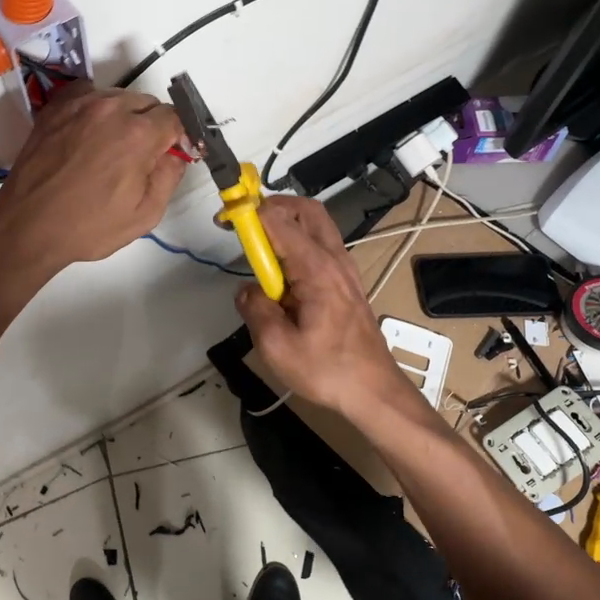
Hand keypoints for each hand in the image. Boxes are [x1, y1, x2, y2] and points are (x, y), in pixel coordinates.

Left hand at [0, 82, 186, 276]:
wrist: (27, 226)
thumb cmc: (88, 227)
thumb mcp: (144, 215)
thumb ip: (169, 176)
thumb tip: (174, 153)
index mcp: (138, 134)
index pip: (174, 117)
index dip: (177, 136)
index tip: (170, 153)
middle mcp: (110, 109)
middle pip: (146, 103)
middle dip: (151, 124)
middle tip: (140, 155)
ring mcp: (79, 105)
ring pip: (117, 97)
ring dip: (123, 116)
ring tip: (111, 146)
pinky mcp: (55, 109)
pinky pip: (86, 94)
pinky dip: (94, 107)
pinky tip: (88, 131)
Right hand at [233, 195, 404, 417]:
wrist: (375, 392)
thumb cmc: (328, 370)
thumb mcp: (277, 346)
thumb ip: (255, 309)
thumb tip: (246, 290)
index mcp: (317, 269)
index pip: (278, 221)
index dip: (247, 214)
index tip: (224, 222)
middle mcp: (334, 260)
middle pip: (306, 210)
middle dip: (272, 207)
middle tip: (244, 226)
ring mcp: (344, 270)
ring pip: (315, 226)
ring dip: (286, 226)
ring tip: (259, 252)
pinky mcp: (346, 284)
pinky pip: (320, 248)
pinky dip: (297, 245)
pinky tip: (281, 276)